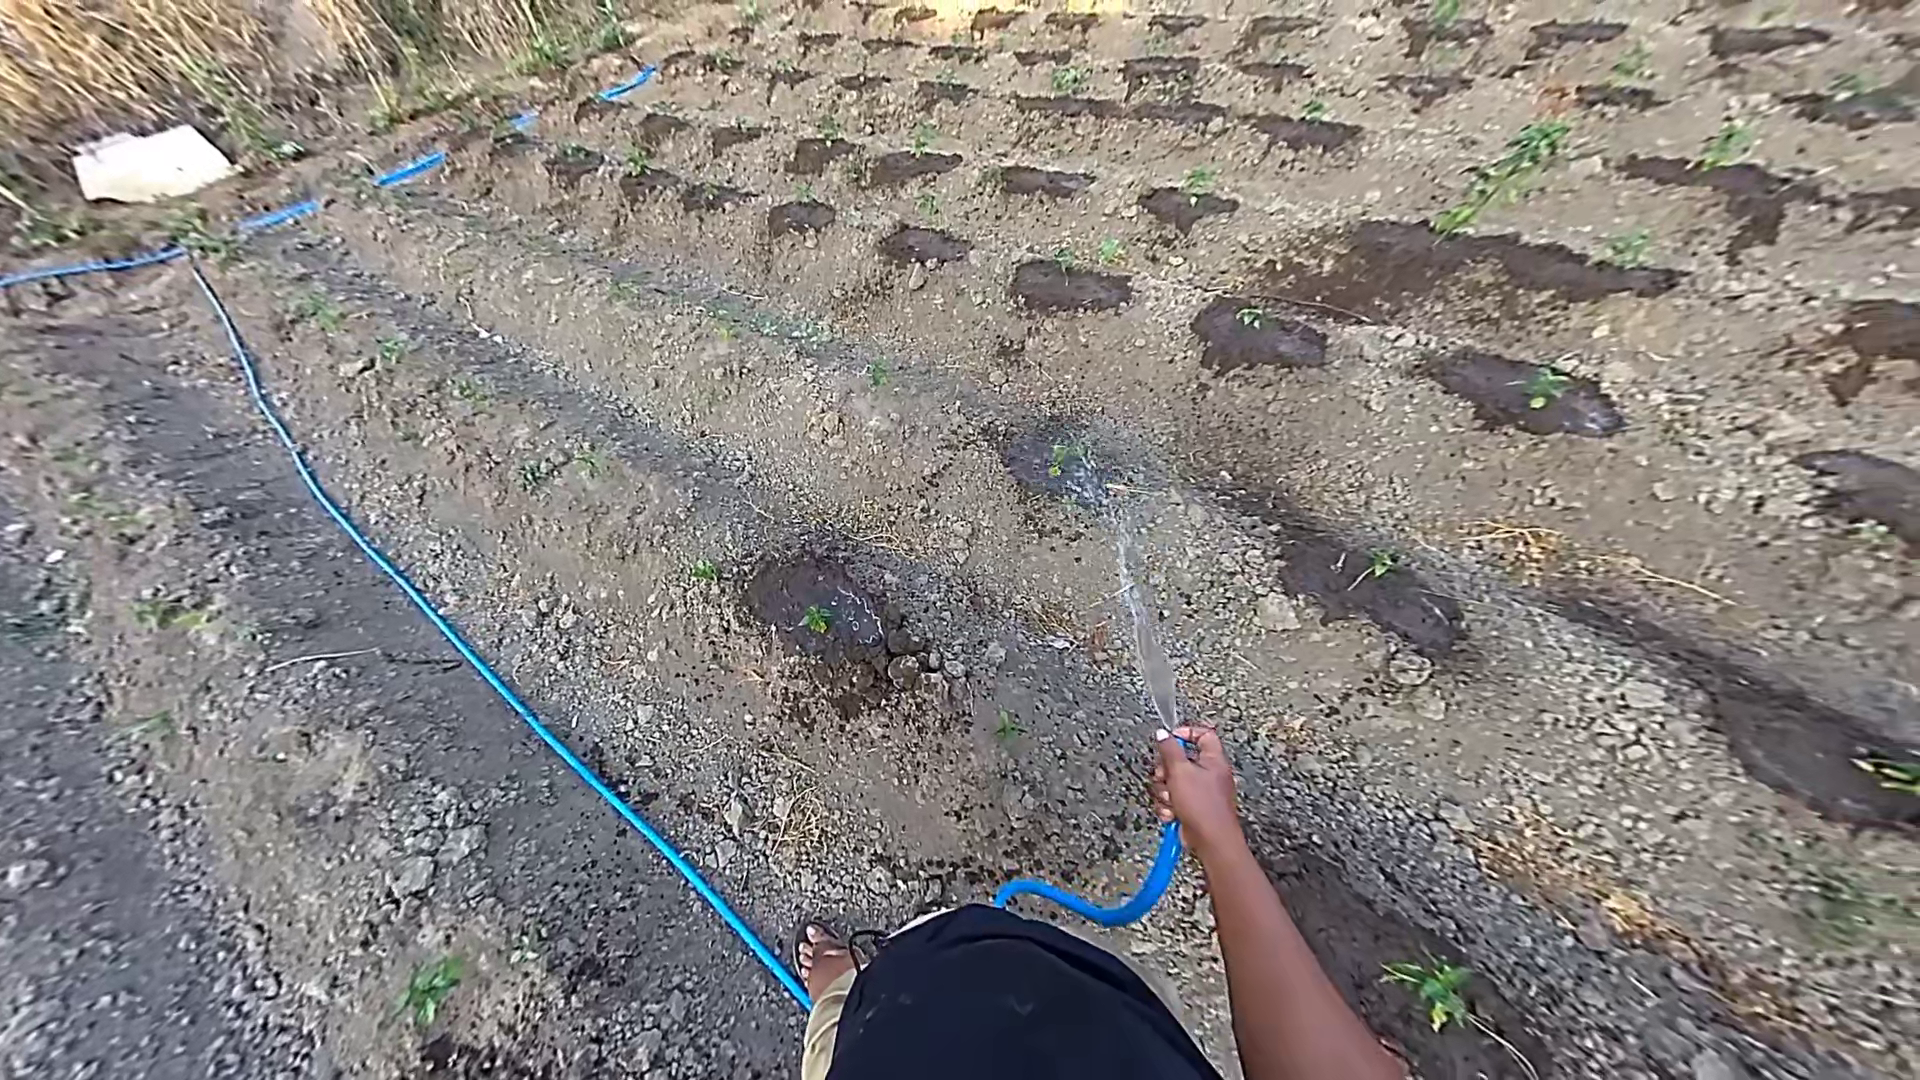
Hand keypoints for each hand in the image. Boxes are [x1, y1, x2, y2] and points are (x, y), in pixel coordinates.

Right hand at [1149, 726, 1245, 863]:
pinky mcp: (1191, 806)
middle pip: (1180, 758)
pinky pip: (1172, 798)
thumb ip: (1169, 749)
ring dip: (1164, 791)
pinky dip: (1168, 805)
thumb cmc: (1203, 807)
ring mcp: (1200, 791)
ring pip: (1172, 780)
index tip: (1170, 739)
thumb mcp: (1181, 771)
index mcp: (1213, 760)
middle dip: (1165, 769)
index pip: (1204, 734)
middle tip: (1164, 775)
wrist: (1211, 841)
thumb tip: (1162, 733)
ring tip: (1170, 799)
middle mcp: (1208, 774)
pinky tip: (1171, 813)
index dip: (1185, 733)